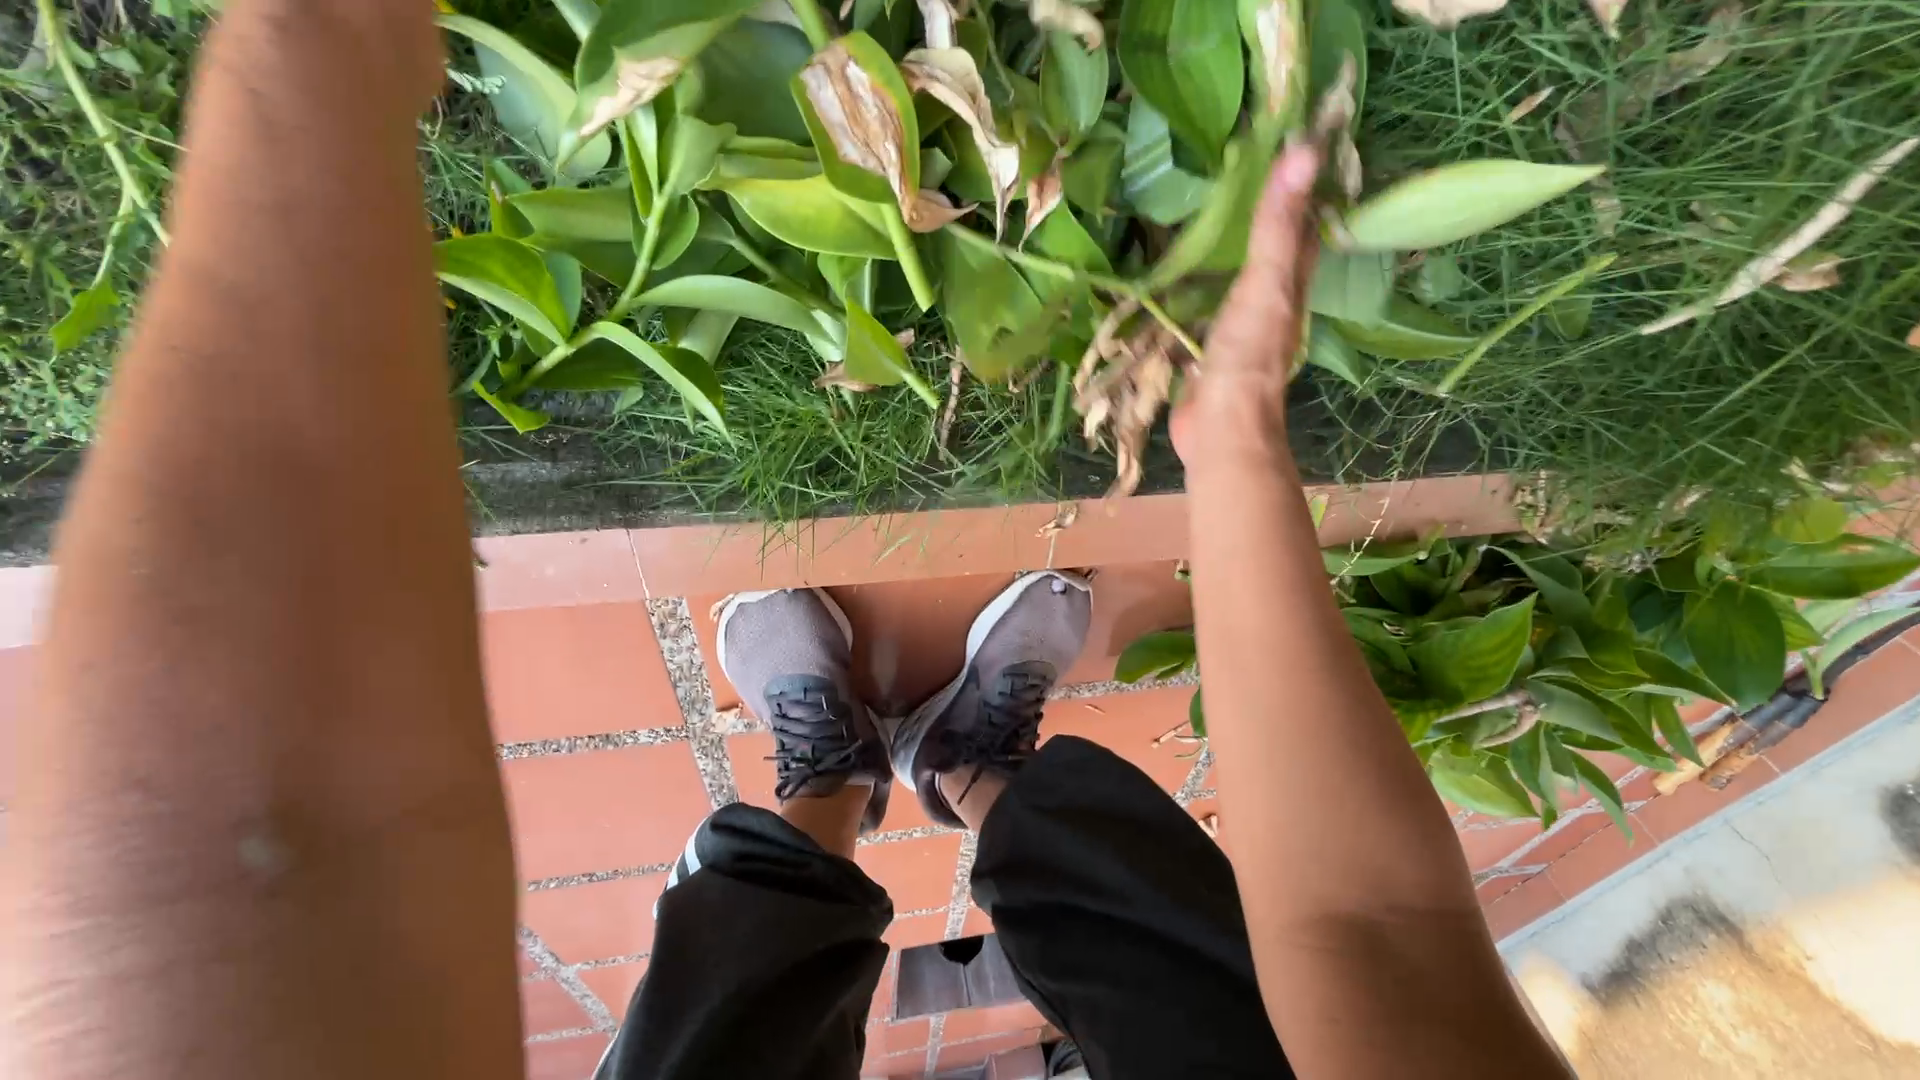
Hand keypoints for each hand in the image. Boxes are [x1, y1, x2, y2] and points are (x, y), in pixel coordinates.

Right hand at [1171, 142, 1322, 467]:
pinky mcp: (1208, 349)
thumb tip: (1304, 152)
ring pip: (1239, 276)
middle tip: (1243, 165)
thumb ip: (1276, 225)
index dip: (1303, 183)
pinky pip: (1205, 305)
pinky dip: (1197, 285)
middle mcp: (1271, 300)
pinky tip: (1179, 273)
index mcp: (1291, 282)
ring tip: (1208, 209)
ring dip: (1228, 247)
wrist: (1221, 427)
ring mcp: (1239, 327)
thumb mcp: (1263, 283)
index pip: (1305, 221)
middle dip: (1264, 211)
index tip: (1293, 137)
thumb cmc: (1246, 356)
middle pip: (1274, 246)